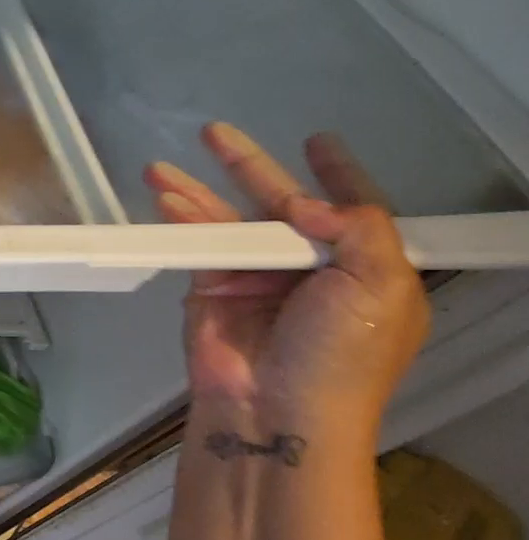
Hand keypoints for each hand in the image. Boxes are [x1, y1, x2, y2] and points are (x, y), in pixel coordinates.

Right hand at [144, 123, 428, 419]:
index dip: (335, 172)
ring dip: (193, 194)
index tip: (318, 141)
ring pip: (224, 223)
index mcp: (362, 265)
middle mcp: (305, 266)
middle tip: (214, 132)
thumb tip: (306, 202)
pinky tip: (166, 202)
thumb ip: (356, 230)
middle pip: (274, 204)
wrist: (277, 407)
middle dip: (245, 167)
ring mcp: (252, 278)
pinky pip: (195, 248)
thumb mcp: (380, 286)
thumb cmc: (342, 351)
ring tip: (159, 169)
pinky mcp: (207, 292)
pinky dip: (180, 224)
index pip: (349, 206)